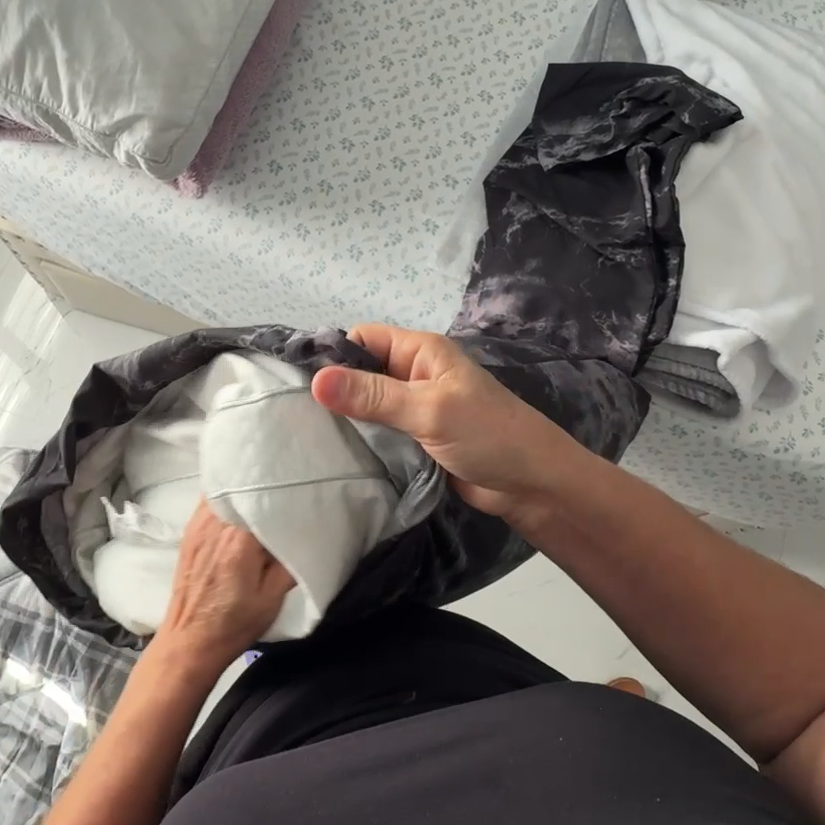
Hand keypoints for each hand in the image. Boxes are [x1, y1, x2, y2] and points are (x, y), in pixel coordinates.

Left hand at [154, 502, 295, 668]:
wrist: (191, 640)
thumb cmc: (233, 624)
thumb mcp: (272, 598)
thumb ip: (289, 561)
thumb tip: (303, 534)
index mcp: (240, 540)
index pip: (266, 500)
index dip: (284, 495)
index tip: (300, 496)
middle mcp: (216, 525)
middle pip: (246, 490)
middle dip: (266, 489)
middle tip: (287, 493)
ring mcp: (199, 525)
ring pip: (227, 491)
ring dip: (246, 491)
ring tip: (265, 497)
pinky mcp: (190, 531)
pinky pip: (211, 501)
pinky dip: (227, 498)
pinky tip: (240, 506)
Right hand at [310, 324, 584, 520]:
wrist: (531, 486)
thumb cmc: (488, 435)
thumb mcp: (429, 409)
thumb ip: (373, 396)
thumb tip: (315, 380)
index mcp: (420, 352)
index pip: (362, 339)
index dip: (332, 355)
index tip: (296, 383)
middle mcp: (413, 375)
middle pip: (360, 374)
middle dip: (333, 392)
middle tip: (292, 417)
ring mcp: (414, 410)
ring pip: (366, 408)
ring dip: (345, 421)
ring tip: (304, 438)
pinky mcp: (414, 441)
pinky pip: (378, 435)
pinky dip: (361, 443)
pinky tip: (334, 456)